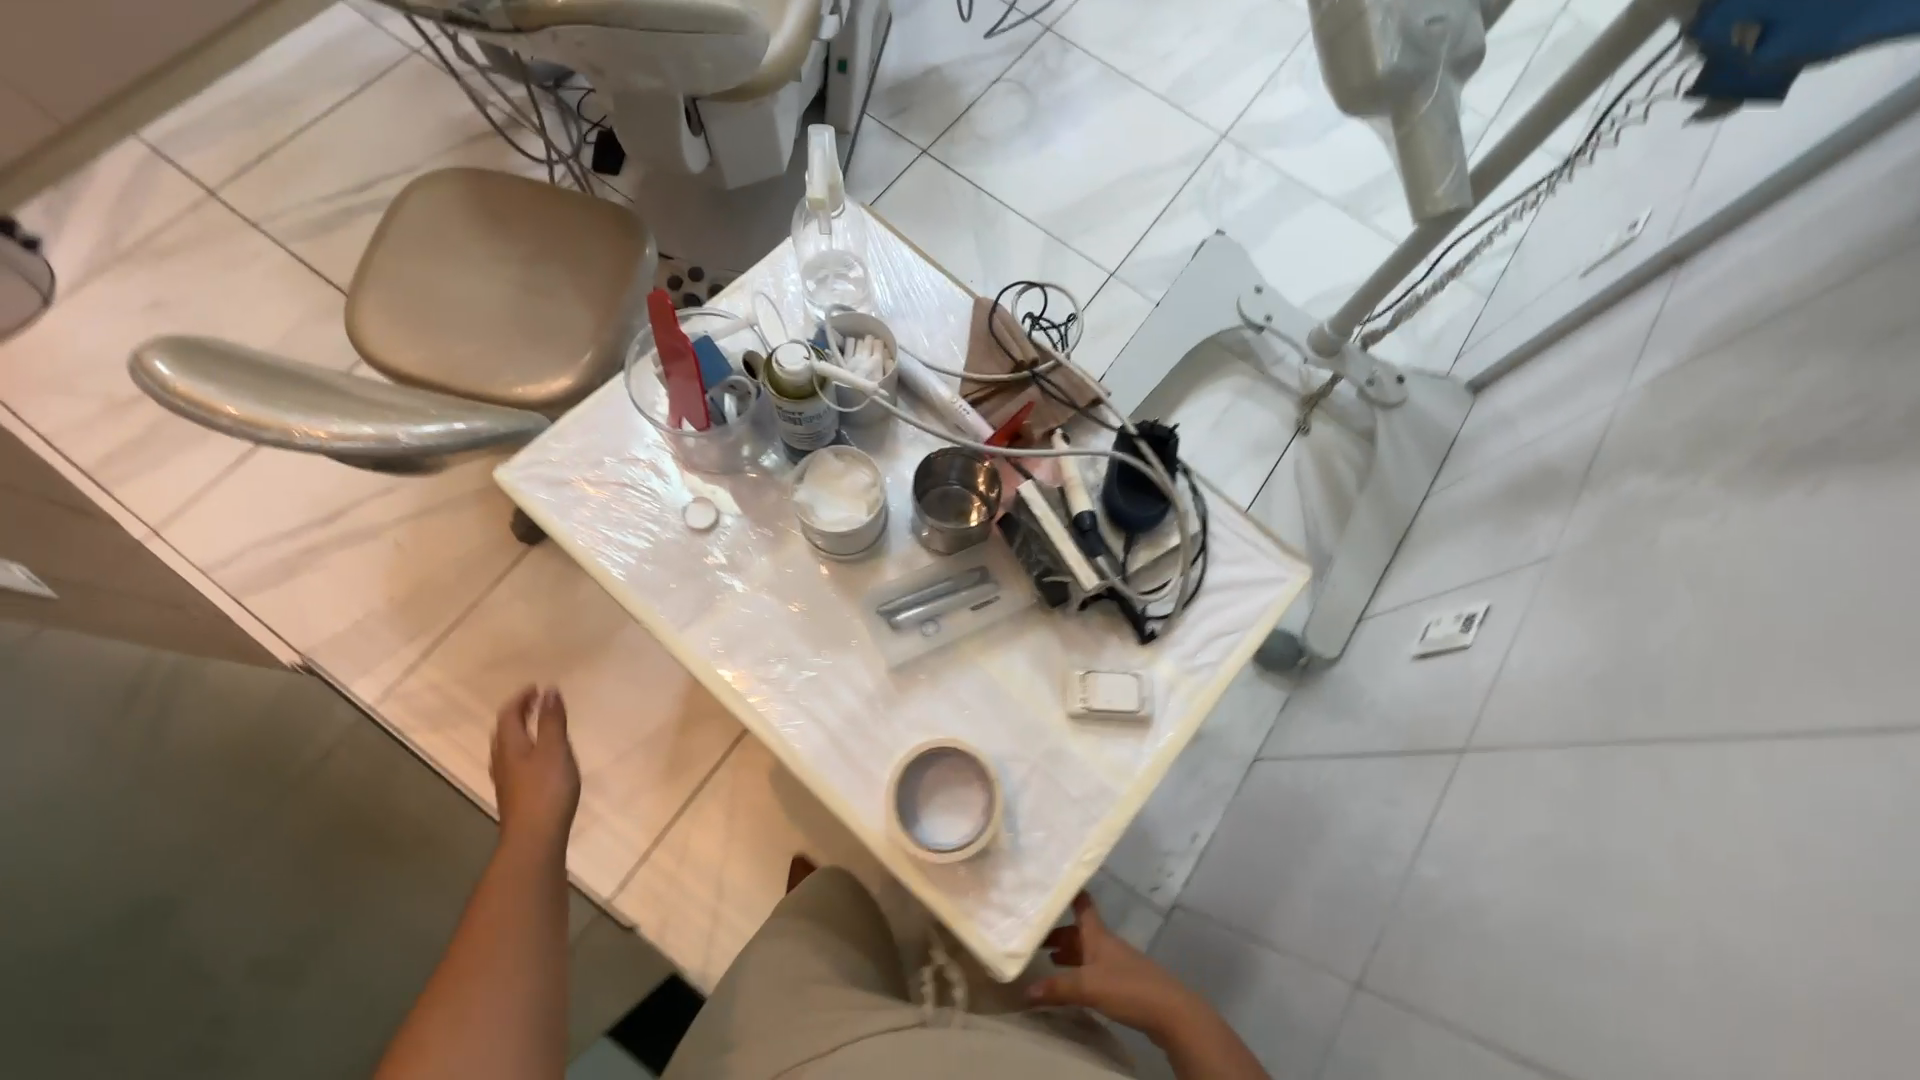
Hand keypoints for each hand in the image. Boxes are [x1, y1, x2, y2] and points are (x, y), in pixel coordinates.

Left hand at [490, 685, 580, 849]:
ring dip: (520, 733)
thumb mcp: (555, 749)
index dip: (521, 699)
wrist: (534, 839)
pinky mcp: (515, 797)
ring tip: (537, 728)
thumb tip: (549, 690)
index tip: (536, 687)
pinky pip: (515, 764)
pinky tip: (538, 762)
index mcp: (511, 746)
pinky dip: (525, 751)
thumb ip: (552, 720)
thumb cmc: (547, 789)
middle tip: (535, 703)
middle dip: (518, 714)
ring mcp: (507, 781)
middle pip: (504, 732)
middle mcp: (503, 761)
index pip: (509, 715)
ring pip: (508, 749)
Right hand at [1028, 892, 1206, 1041]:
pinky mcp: (1122, 983)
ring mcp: (1115, 963)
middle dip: (1057, 932)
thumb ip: (1057, 987)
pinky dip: (1077, 972)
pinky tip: (1068, 985)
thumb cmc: (1129, 988)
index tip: (1048, 885)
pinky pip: (1092, 970)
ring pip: (1085, 951)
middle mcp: (1105, 944)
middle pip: (1078, 931)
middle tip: (1032, 937)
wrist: (1171, 1013)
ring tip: (1045, 960)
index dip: (1068, 892)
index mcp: (1097, 935)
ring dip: (1067, 953)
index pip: (1081, 904)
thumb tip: (1025, 990)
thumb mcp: (1088, 986)